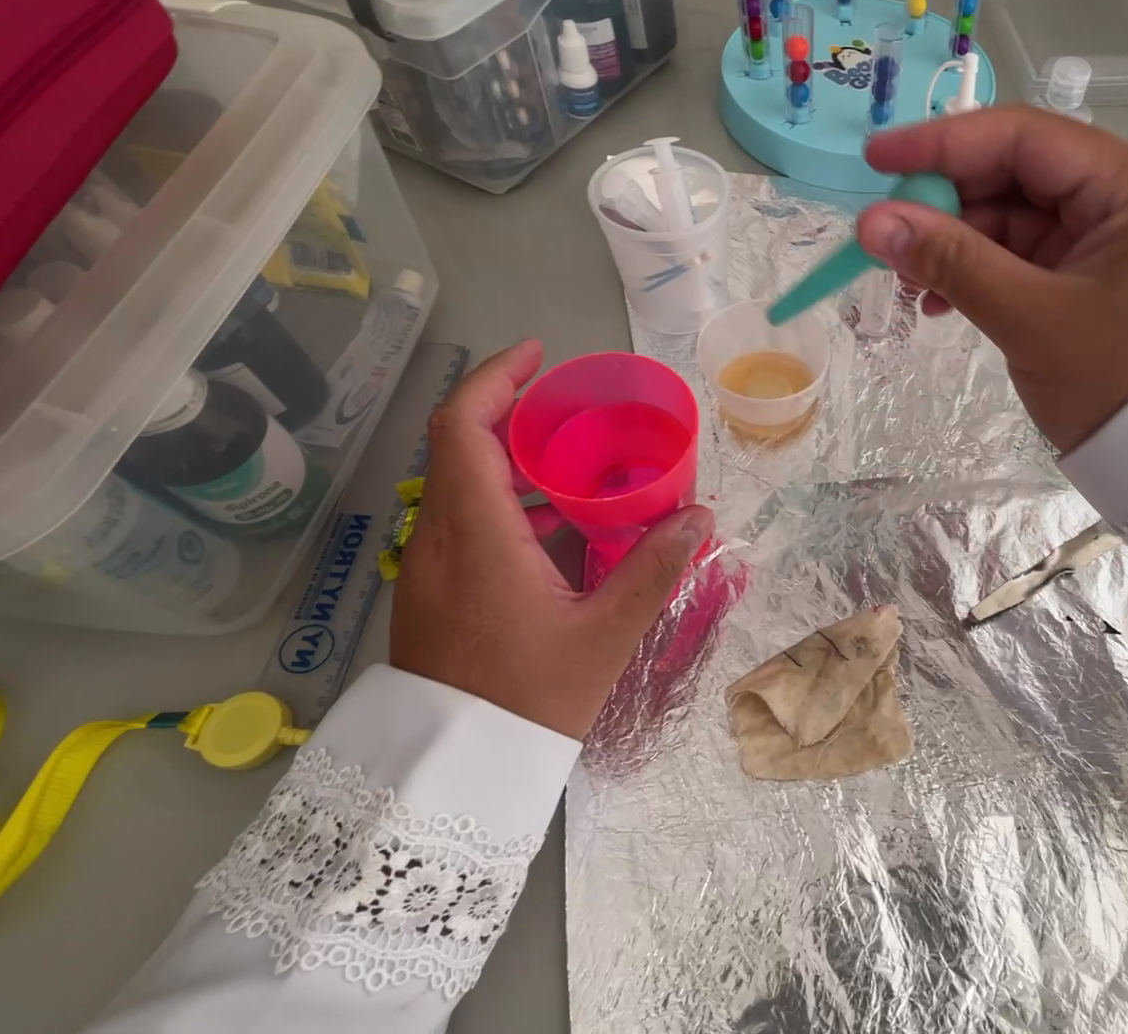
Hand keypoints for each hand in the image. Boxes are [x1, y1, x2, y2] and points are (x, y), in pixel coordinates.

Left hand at [389, 341, 713, 739]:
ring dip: (514, 464)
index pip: (463, 427)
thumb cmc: (531, 699)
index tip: (541, 356)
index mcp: (476, 535)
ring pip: (462, 486)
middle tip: (578, 413)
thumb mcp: (605, 634)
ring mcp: (427, 566)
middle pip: (461, 447)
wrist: (459, 771)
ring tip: (579, 468)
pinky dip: (507, 505)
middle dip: (516, 415)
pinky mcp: (431, 591)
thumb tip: (700, 516)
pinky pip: (465, 522)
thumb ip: (654, 569)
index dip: (496, 378)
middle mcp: (438, 538)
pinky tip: (558, 532)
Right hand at [859, 106, 1127, 452]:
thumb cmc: (1115, 379)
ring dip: (954, 247)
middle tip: (885, 238)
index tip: (876, 159)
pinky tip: (939, 303)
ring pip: (1009, 220)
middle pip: (1013, 176)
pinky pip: (1018, 259)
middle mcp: (1118, 197)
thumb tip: (870, 223)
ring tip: (908, 284)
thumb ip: (952, 262)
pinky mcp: (1084, 278)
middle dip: (946, 205)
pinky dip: (976, 275)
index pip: (1023, 137)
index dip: (943, 143)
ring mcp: (1101, 240)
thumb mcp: (1030, 317)